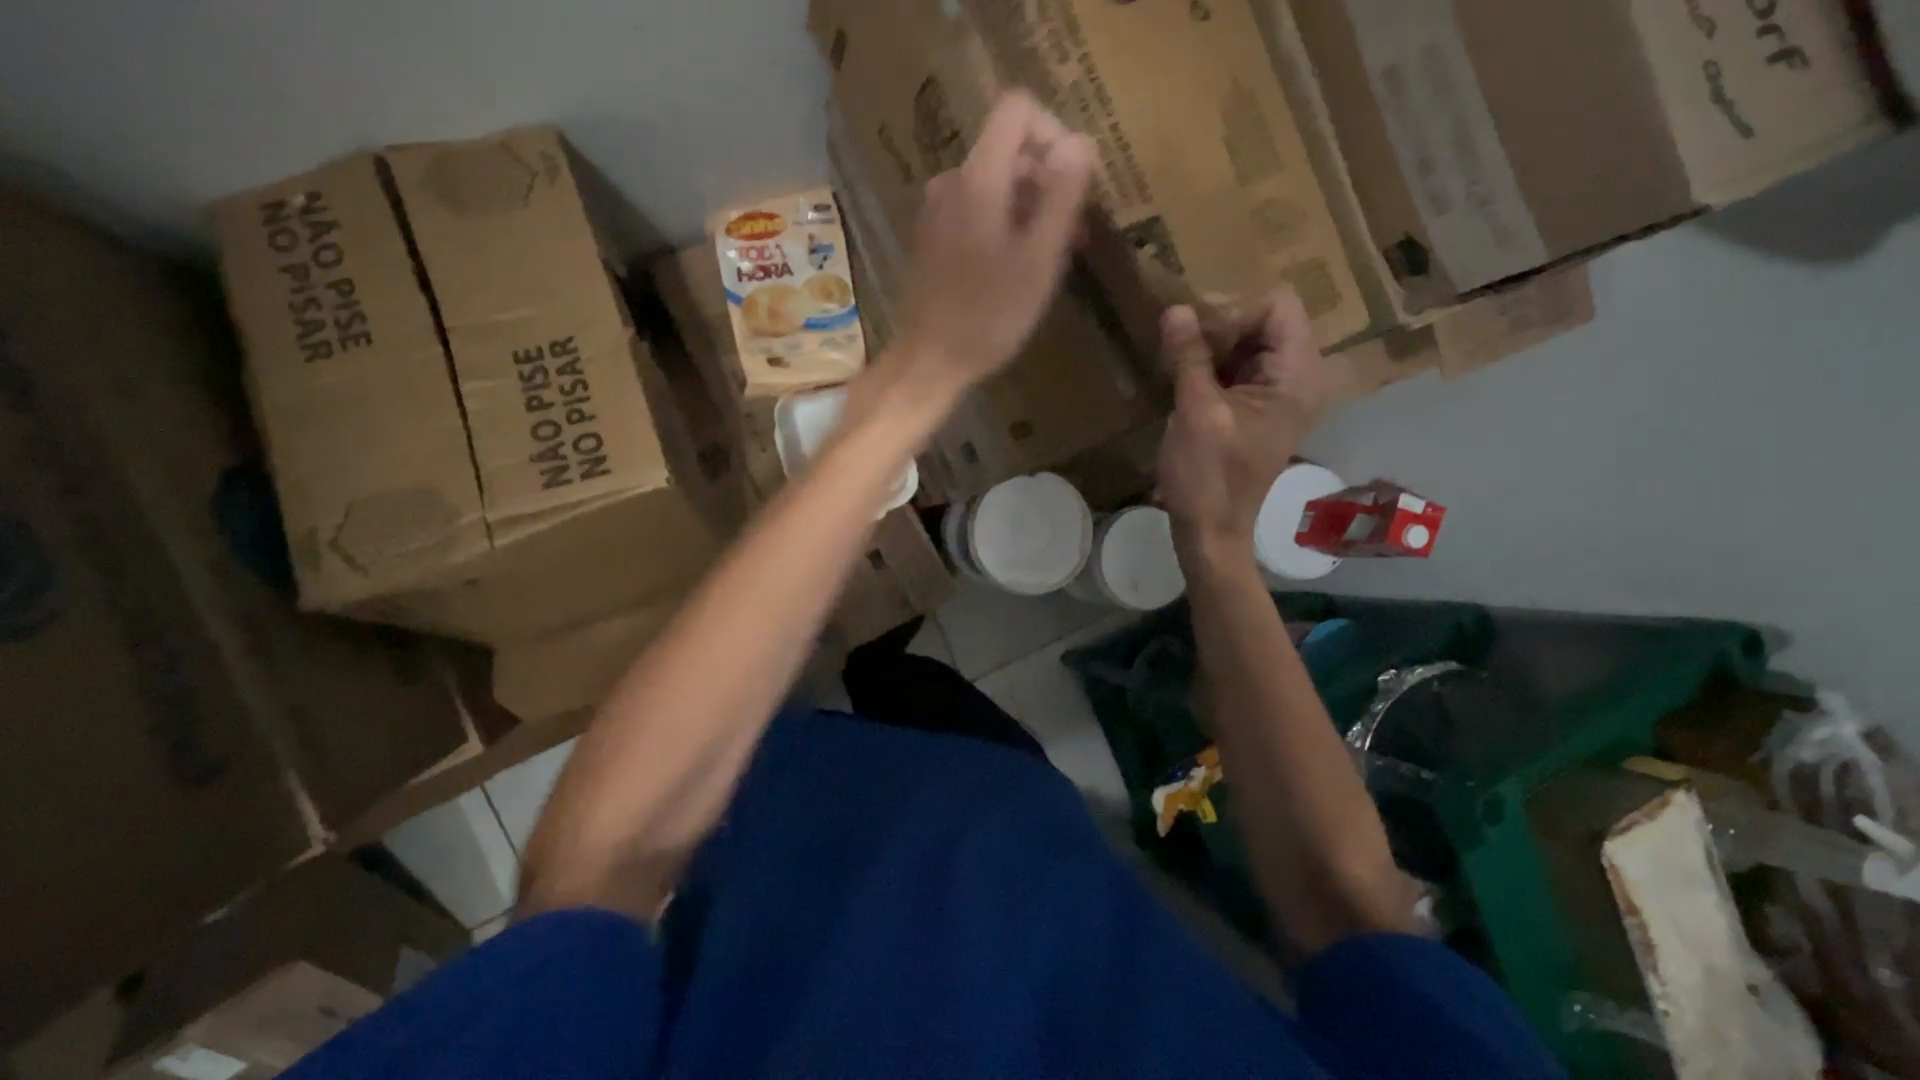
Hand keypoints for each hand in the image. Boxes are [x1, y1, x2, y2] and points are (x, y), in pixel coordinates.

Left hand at [892, 92, 1095, 398]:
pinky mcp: (932, 236)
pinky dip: (1005, 223)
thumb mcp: (1039, 258)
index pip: (1017, 110)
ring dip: (1030, 206)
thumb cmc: (989, 316)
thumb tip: (1081, 142)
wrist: (928, 361)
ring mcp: (936, 210)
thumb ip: (1062, 195)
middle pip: (1009, 149)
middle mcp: (951, 182)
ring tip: (1052, 255)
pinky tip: (1018, 267)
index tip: (1075, 181)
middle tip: (1075, 232)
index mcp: (977, 178)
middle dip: (1048, 178)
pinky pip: (977, 208)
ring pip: (995, 182)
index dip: (1054, 132)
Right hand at [1157, 288, 1332, 561]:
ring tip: (1178, 360)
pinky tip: (1183, 374)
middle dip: (1221, 323)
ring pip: (1248, 336)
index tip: (1198, 341)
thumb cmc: (1209, 477)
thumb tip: (1177, 307)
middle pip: (1265, 315)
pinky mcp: (1255, 403)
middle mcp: (1296, 376)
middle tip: (1181, 348)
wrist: (1211, 531)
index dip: (1234, 311)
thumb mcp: (1196, 413)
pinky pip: (1238, 361)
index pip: (1278, 305)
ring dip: (1211, 341)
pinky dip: (1211, 360)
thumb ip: (1190, 357)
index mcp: (1296, 377)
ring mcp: (1276, 390)